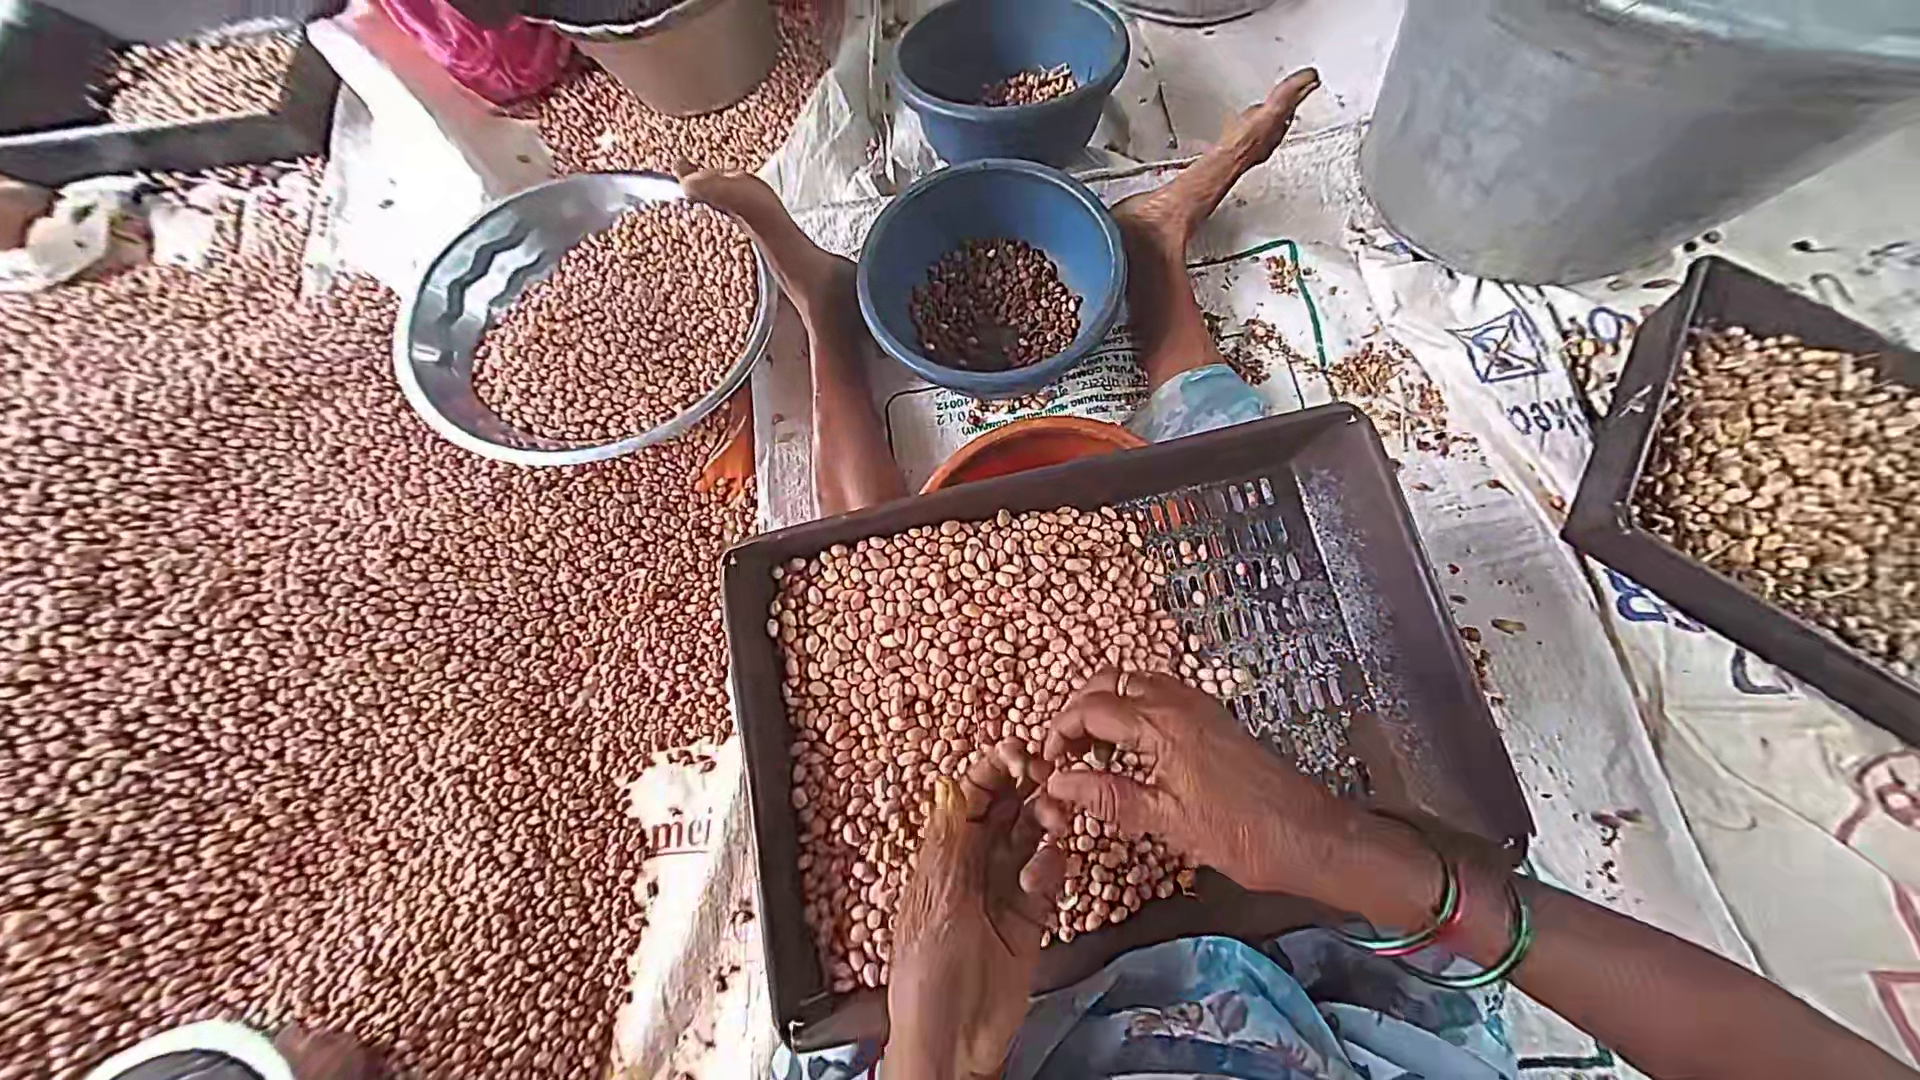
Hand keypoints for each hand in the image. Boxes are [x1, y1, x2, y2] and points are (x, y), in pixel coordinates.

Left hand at [887, 742, 1063, 1079]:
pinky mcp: (1033, 911)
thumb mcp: (935, 897)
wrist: (954, 1042)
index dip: (995, 768)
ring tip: (1054, 818)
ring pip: (1032, 833)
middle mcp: (979, 857)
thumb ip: (950, 840)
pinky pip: (1048, 873)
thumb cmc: (928, 967)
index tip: (1019, 751)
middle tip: (1048, 774)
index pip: (974, 793)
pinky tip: (1044, 872)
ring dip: (1045, 818)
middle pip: (1008, 805)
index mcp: (947, 848)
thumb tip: (949, 781)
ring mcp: (1007, 882)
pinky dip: (1050, 864)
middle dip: (1027, 784)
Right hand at [1042, 670, 1439, 924]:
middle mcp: (1174, 701)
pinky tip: (1133, 741)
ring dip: (1104, 703)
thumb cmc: (1239, 833)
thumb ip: (1107, 797)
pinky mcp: (1210, 712)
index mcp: (1159, 725)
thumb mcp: (1167, 822)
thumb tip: (1058, 784)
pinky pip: (1157, 689)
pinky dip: (1132, 704)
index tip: (1050, 761)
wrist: (1311, 835)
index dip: (1060, 731)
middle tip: (1068, 750)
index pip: (1089, 710)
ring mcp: (1195, 702)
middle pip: (1105, 683)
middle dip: (1077, 710)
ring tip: (1095, 747)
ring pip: (1131, 681)